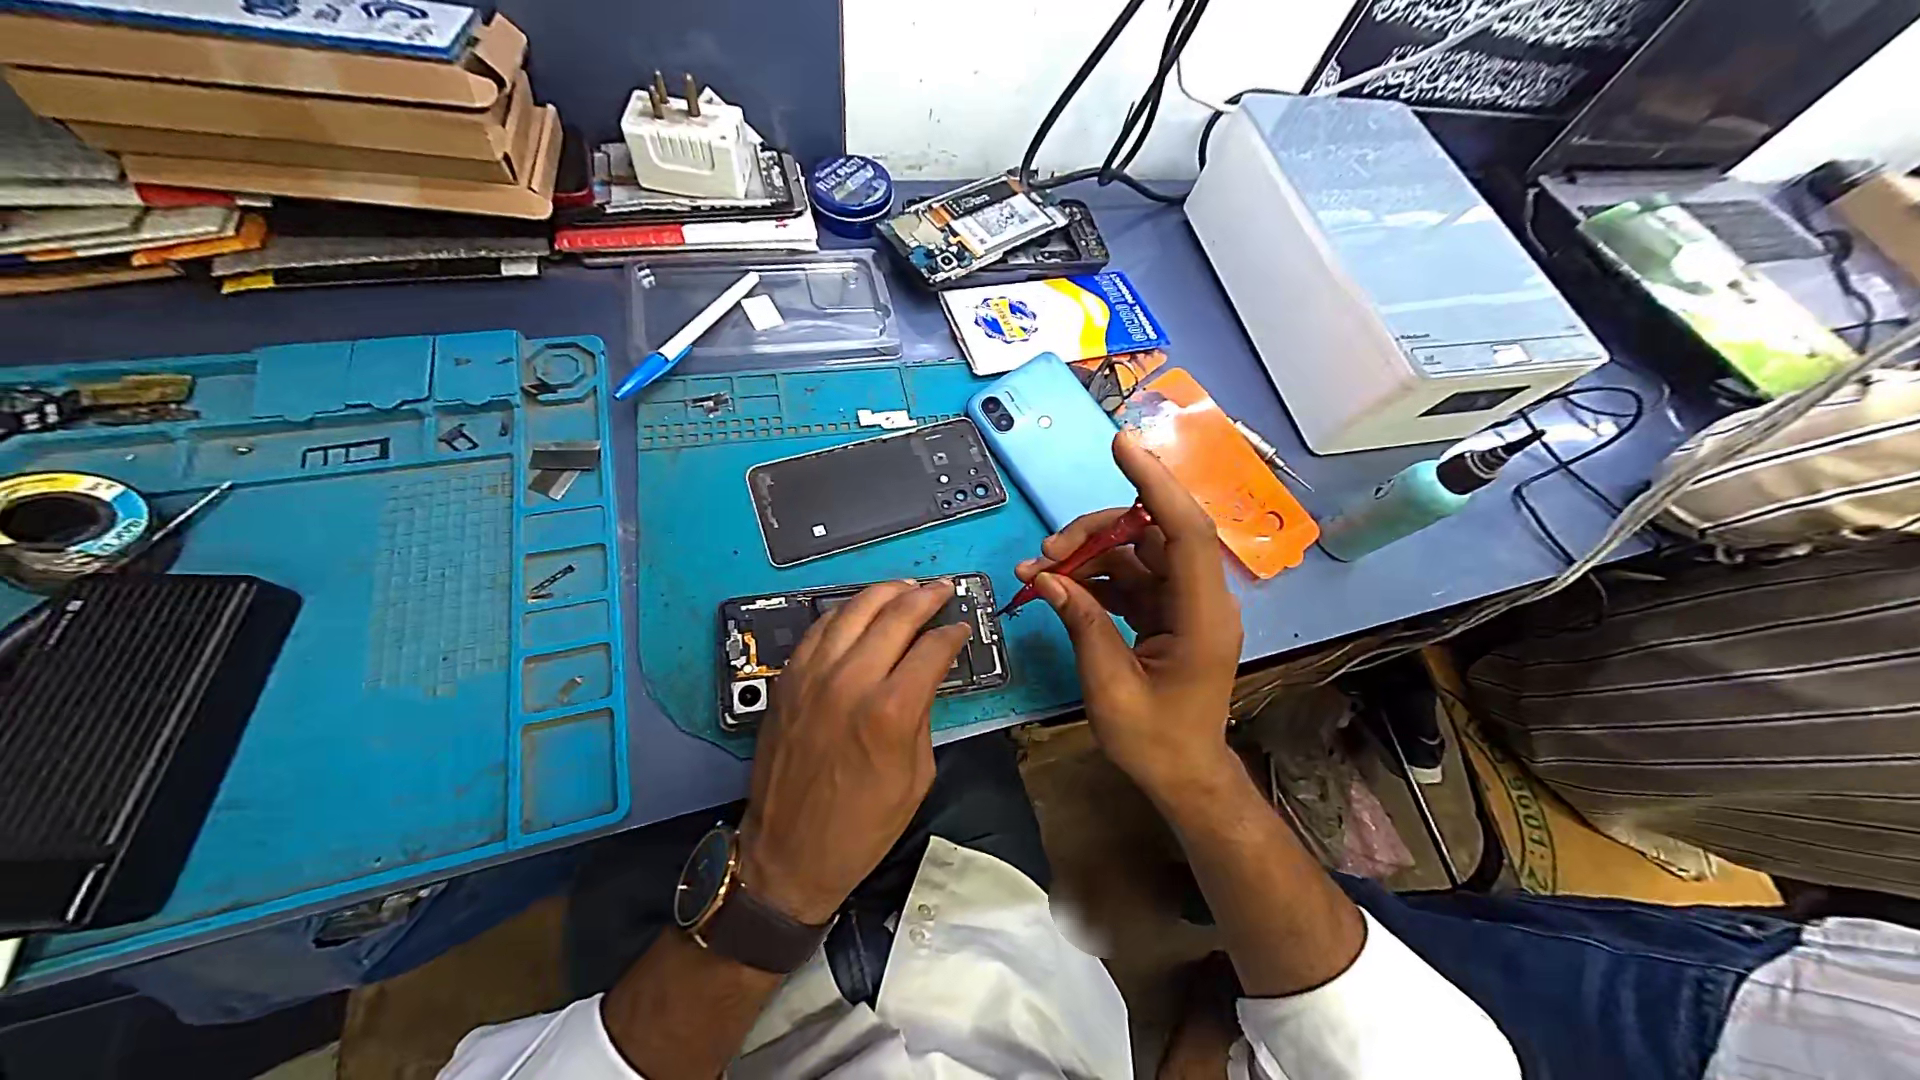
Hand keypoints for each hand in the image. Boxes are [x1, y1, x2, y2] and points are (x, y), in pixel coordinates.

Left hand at [736, 581, 971, 923]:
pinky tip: (860, 610)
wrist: (789, 851)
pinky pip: (819, 629)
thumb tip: (925, 674)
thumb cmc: (863, 825)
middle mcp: (850, 681)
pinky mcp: (788, 680)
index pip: (931, 649)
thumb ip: (923, 714)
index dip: (952, 633)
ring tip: (905, 587)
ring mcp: (813, 676)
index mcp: (890, 711)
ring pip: (853, 611)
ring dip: (885, 592)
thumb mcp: (916, 775)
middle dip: (925, 597)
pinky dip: (845, 612)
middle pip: (895, 616)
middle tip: (941, 590)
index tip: (961, 628)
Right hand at [1016, 432, 1242, 802]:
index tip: (1121, 446)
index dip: (1155, 484)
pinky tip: (1056, 586)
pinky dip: (1091, 577)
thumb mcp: (1109, 687)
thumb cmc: (1155, 742)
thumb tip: (1046, 577)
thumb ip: (1082, 624)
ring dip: (1085, 555)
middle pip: (1149, 535)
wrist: (1184, 776)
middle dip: (1093, 533)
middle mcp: (1199, 599)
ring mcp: (1182, 603)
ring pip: (1133, 552)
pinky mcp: (1165, 611)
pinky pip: (1127, 577)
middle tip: (1043, 554)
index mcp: (1202, 617)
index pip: (1186, 532)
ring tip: (1037, 572)